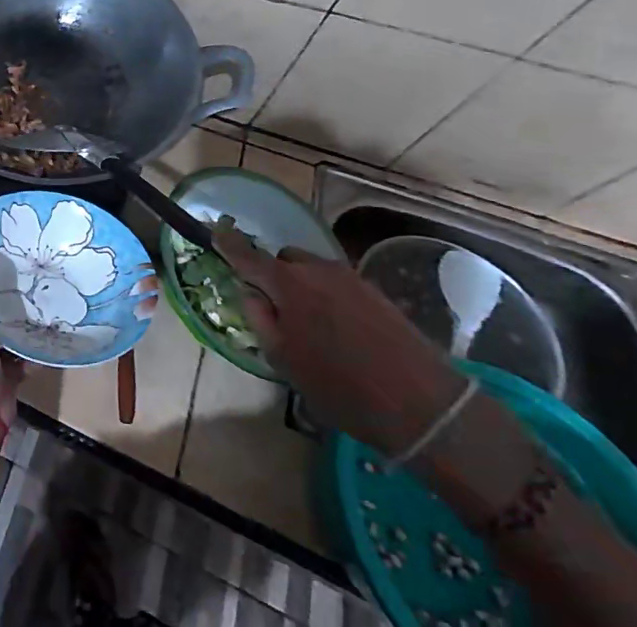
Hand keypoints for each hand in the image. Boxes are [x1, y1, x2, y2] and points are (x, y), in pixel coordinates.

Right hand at [213, 225, 466, 457]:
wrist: (421, 404)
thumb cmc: (339, 386)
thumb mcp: (284, 360)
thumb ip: (260, 319)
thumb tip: (251, 293)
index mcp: (289, 285)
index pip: (249, 256)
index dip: (229, 244)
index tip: (215, 231)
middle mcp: (318, 270)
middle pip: (283, 260)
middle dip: (273, 275)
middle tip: (273, 309)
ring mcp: (350, 278)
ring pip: (311, 269)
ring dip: (301, 285)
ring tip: (308, 324)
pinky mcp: (375, 291)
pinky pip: (335, 283)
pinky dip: (325, 295)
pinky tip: (335, 329)